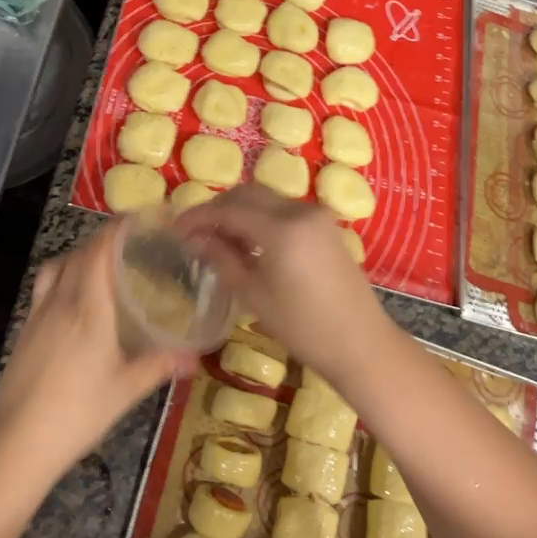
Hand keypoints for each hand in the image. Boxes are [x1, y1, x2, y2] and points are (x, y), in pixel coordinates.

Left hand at [0, 220, 191, 475]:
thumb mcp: (126, 389)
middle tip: (132, 245)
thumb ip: (160, 365)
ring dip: (80, 256)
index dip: (118, 229)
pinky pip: (45, 288)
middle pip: (80, 253)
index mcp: (89, 307)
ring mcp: (38, 314)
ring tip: (102, 267)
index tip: (141, 221)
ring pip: (58, 267)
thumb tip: (195, 357)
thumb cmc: (78, 412)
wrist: (19, 442)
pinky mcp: (25, 330)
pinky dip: (62, 278)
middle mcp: (61, 301)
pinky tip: (75, 301)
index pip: (100, 250)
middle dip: (104, 241)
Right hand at [176, 184, 392, 379]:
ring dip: (239, 211)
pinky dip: (261, 218)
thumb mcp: (254, 295)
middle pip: (248, 194)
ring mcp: (315, 215)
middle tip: (195, 231)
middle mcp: (299, 210)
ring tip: (218, 239)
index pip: (229, 209)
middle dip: (218, 208)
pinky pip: (283, 210)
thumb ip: (223, 259)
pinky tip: (248, 242)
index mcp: (281, 228)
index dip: (199, 216)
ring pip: (266, 199)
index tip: (175, 229)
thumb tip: (194, 239)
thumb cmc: (303, 327)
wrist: (361, 343)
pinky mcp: (324, 225)